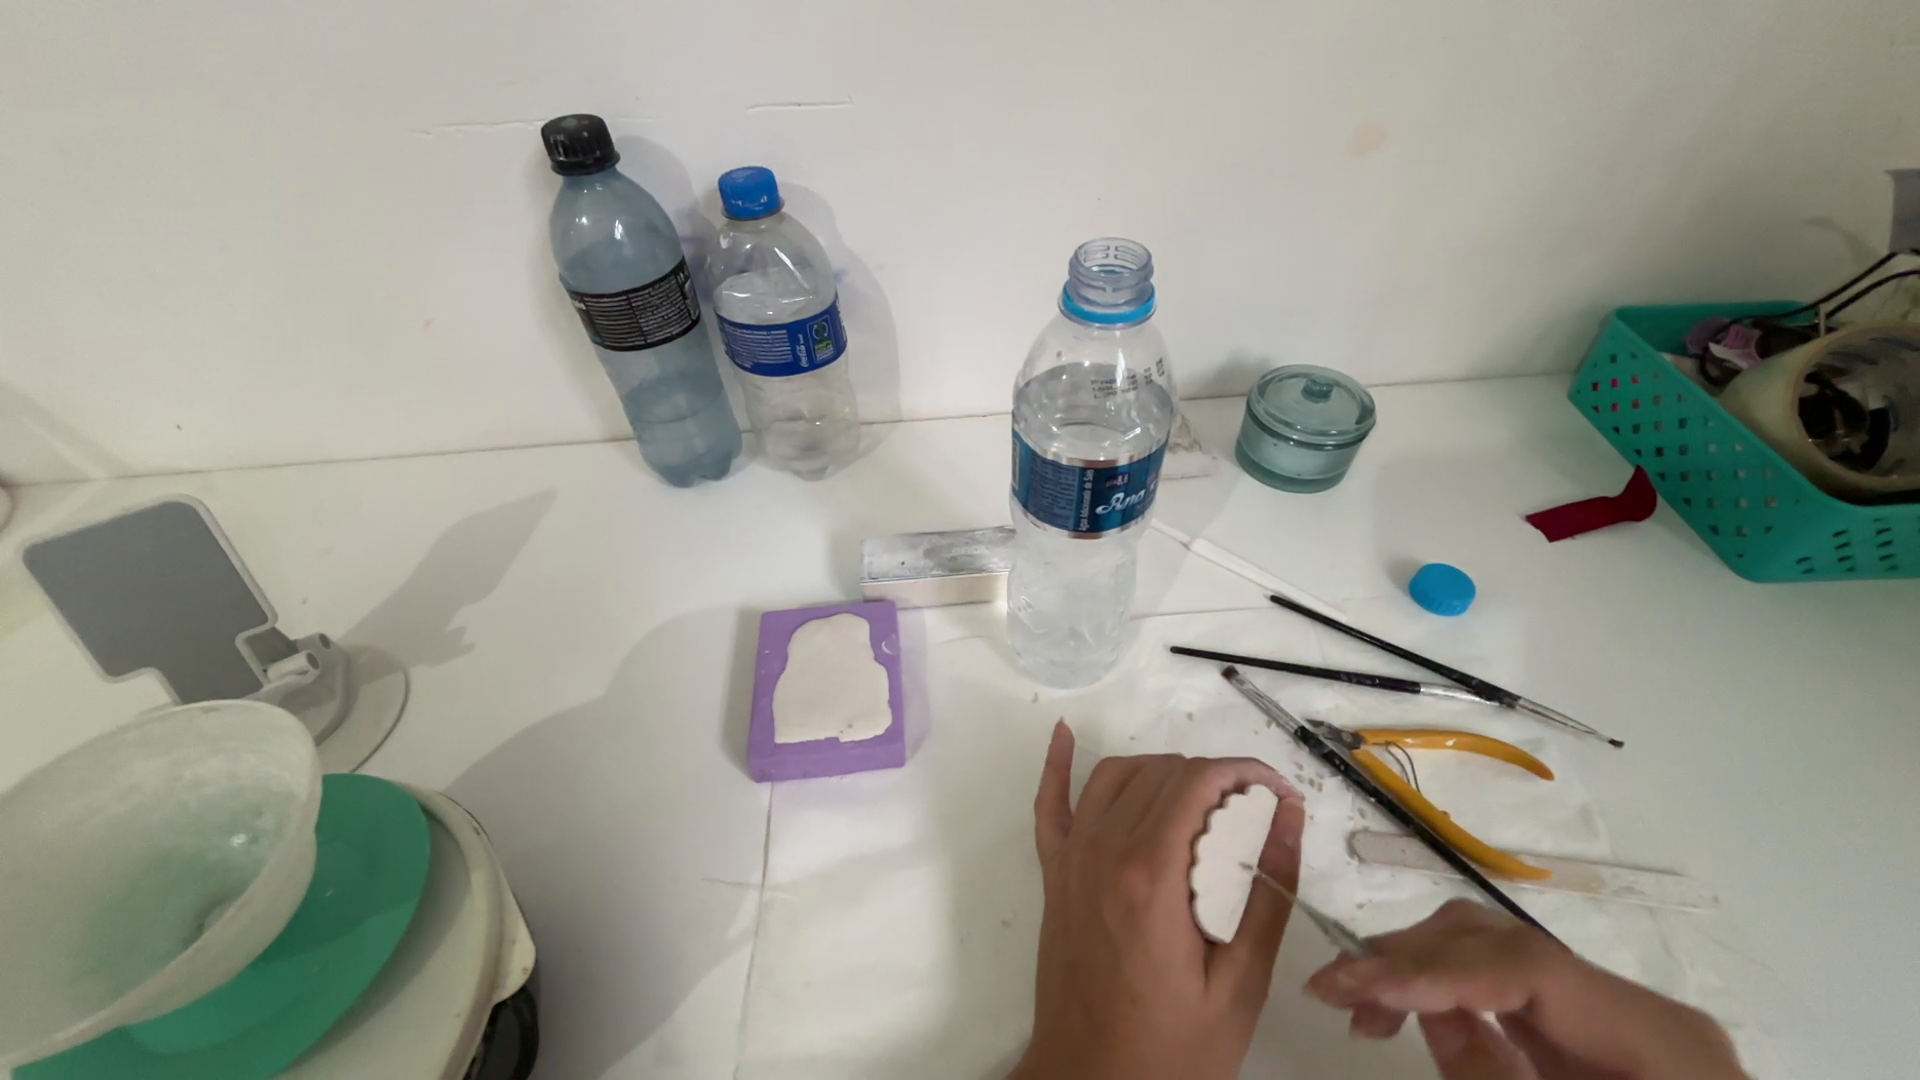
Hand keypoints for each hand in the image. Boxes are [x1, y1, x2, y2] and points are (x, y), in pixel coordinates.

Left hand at [1011, 722, 1306, 1079]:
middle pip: (1161, 775)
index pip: (1197, 784)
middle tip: (1255, 808)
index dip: (1244, 773)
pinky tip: (1065, 733)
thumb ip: (1266, 894)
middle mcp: (1102, 850)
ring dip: (1161, 771)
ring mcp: (1070, 857)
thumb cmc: (1173, 1049)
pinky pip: (1049, 803)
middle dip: (1214, 776)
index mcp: (1150, 874)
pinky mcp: (1053, 872)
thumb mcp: (1240, 984)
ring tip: (1203, 797)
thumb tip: (1287, 817)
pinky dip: (1056, 764)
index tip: (1281, 792)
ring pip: (1114, 776)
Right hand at [1306, 899, 1747, 1078]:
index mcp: (1658, 1037)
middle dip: (1407, 958)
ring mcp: (1607, 1013)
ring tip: (1355, 1004)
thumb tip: (1428, 1008)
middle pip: (1499, 942)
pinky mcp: (1583, 1031)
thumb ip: (1495, 1079)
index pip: (1526, 965)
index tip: (1355, 985)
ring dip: (1412, 967)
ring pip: (1489, 951)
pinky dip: (1443, 991)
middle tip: (1333, 990)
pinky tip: (1400, 1009)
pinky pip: (1500, 988)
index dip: (1432, 968)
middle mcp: (1634, 1005)